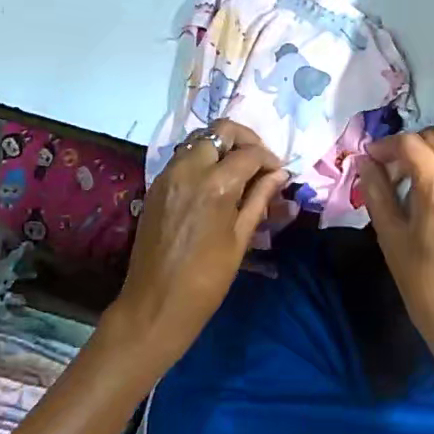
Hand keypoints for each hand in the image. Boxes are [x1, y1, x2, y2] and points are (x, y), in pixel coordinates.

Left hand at [106, 119, 288, 365]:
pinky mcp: (155, 185)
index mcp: (215, 185)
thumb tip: (279, 175)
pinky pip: (182, 158)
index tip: (278, 174)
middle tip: (258, 162)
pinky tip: (213, 183)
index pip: (250, 153)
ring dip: (220, 147)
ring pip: (198, 140)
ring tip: (237, 172)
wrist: (155, 302)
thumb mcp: (240, 240)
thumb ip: (259, 200)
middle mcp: (189, 169)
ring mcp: (167, 175)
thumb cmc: (206, 279)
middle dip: (244, 140)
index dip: (269, 159)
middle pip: (220, 131)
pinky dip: (201, 159)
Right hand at [358, 128, 433, 391]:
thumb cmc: (422, 285)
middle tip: (389, 170)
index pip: (413, 145)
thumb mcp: (390, 237)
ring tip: (411, 191)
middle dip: (410, 148)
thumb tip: (365, 162)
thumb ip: (376, 192)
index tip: (371, 158)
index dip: (387, 145)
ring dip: (431, 164)